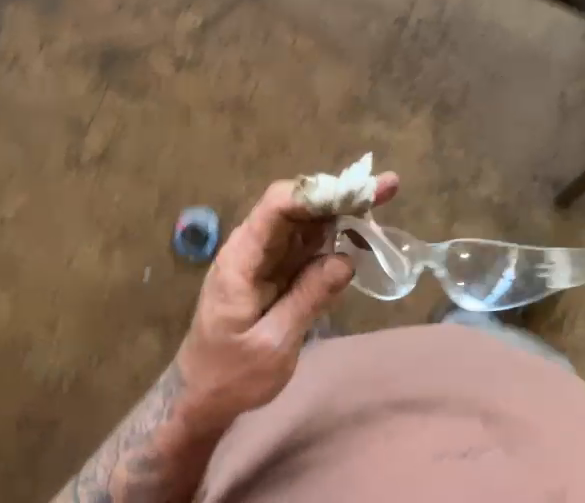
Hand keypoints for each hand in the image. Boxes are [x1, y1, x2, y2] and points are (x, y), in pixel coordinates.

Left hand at [172, 172, 399, 428]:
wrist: (200, 397)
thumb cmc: (230, 375)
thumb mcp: (272, 345)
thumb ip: (307, 299)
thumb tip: (345, 260)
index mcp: (241, 258)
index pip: (276, 207)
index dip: (316, 193)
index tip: (355, 192)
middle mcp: (251, 248)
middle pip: (295, 206)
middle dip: (338, 194)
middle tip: (384, 188)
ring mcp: (262, 259)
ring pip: (303, 221)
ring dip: (340, 210)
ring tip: (380, 199)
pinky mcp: (274, 273)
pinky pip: (305, 245)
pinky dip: (332, 236)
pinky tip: (359, 231)